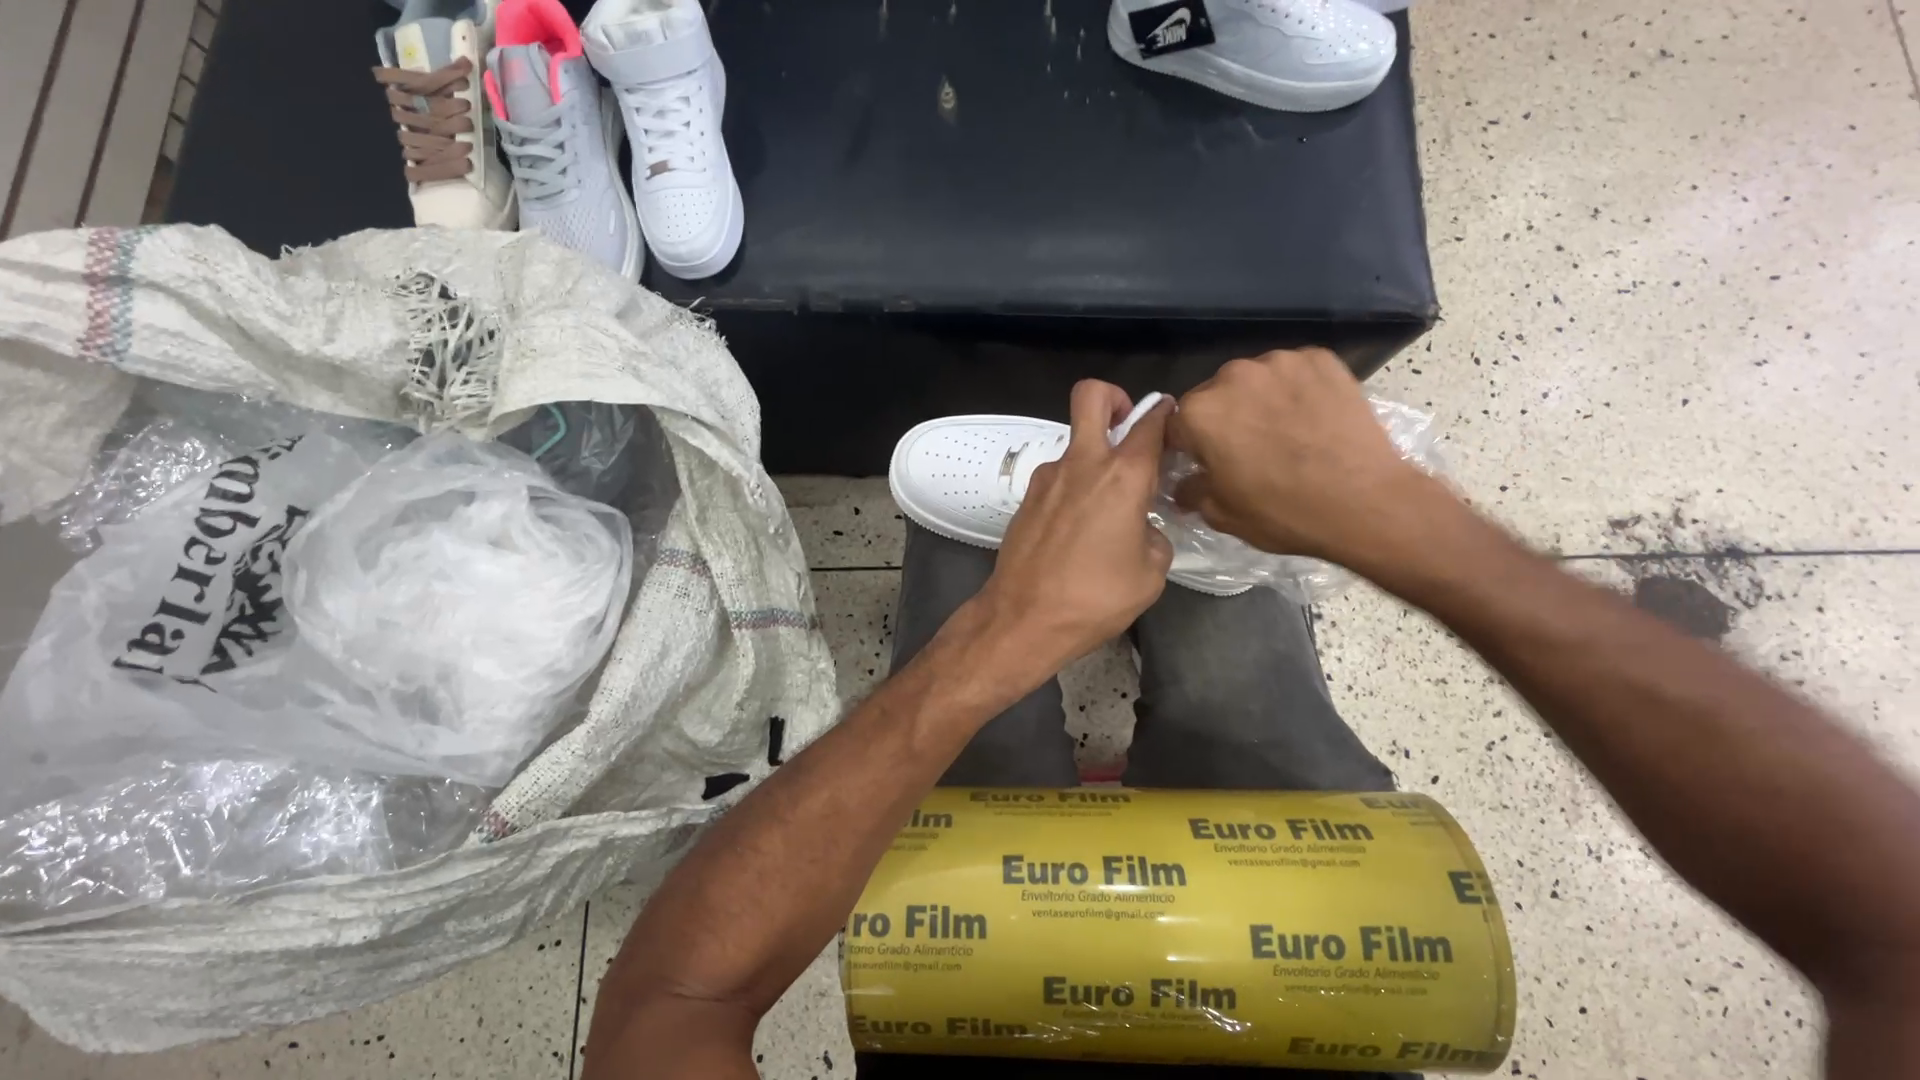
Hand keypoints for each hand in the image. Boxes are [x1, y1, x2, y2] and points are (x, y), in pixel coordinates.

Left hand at [969, 380, 1172, 675]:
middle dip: (1114, 397)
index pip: (1150, 422)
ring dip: (1093, 455)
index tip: (1173, 421)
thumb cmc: (1094, 598)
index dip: (1166, 413)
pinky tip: (1082, 527)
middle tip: (1128, 427)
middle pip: (1092, 395)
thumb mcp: (1150, 574)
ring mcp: (1048, 478)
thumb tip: (1142, 529)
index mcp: (1123, 476)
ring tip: (1108, 503)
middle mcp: (1083, 464)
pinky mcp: (1026, 499)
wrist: (1023, 619)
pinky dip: (1074, 487)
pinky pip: (1058, 478)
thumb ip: (1155, 538)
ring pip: (1073, 442)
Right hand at [1169, 348, 1442, 566]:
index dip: (1187, 446)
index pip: (1176, 424)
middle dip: (1224, 417)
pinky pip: (1296, 371)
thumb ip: (1192, 492)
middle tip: (1247, 449)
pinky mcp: (1321, 359)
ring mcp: (1281, 363)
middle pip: (1215, 395)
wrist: (1365, 502)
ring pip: (1256, 379)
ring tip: (1285, 431)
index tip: (1203, 462)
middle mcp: (1233, 376)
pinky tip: (1312, 417)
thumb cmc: (1284, 512)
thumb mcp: (1223, 515)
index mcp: (1200, 413)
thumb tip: (1184, 485)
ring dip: (1260, 399)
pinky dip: (1298, 389)